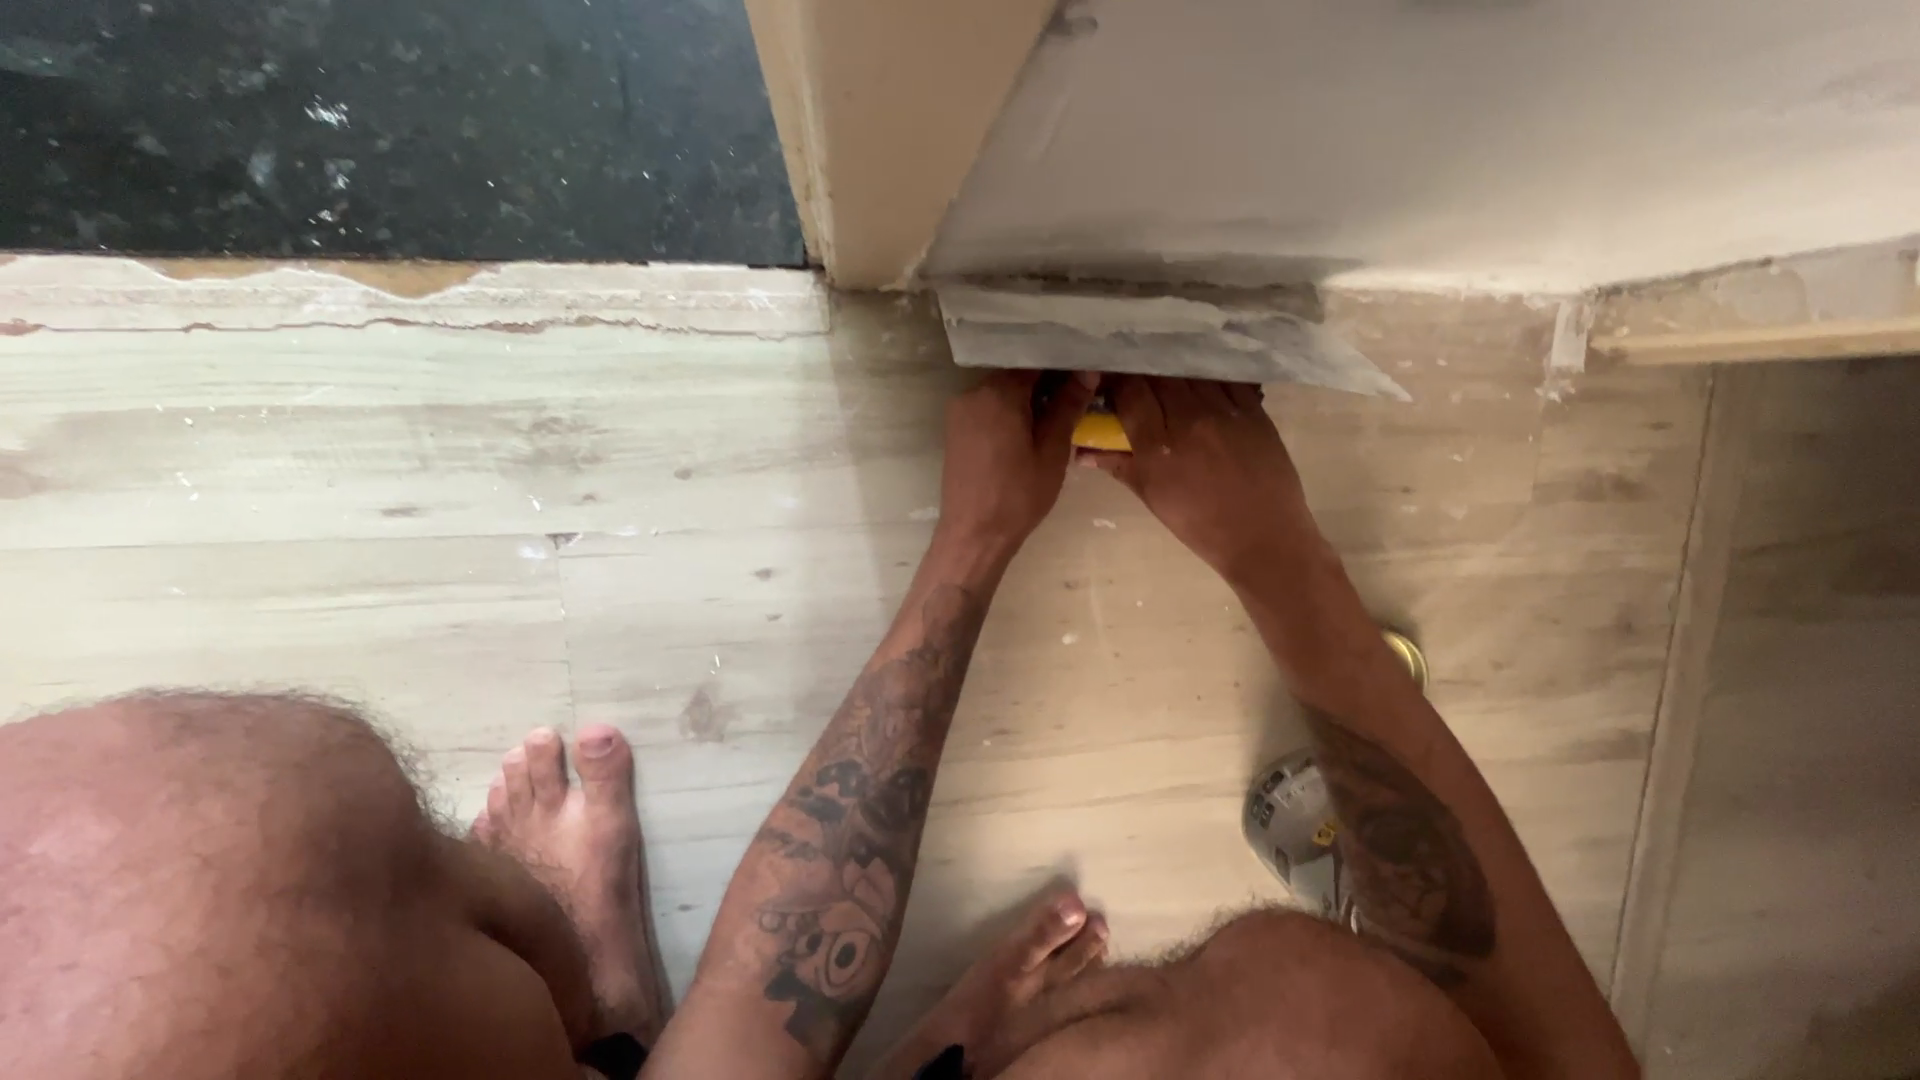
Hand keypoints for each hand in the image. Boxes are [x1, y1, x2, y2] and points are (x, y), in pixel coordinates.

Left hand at [935, 369, 1096, 557]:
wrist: (974, 534)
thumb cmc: (1018, 495)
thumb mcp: (1052, 450)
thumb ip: (1067, 406)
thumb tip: (1088, 371)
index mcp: (998, 393)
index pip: (1035, 361)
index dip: (1063, 364)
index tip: (1087, 372)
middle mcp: (973, 392)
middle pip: (1016, 374)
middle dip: (1046, 381)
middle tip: (1077, 395)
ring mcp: (960, 411)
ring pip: (1001, 391)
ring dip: (1028, 398)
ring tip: (1058, 413)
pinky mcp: (956, 429)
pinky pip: (988, 408)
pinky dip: (1009, 411)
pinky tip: (1031, 428)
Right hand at [1087, 376, 1323, 583]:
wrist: (1262, 536)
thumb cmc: (1200, 524)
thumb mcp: (1152, 497)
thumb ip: (1119, 465)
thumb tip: (1083, 451)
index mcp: (1159, 447)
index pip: (1130, 392)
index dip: (1115, 381)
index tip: (1109, 381)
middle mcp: (1190, 420)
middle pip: (1158, 375)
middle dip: (1142, 372)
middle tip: (1137, 377)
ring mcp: (1225, 411)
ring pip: (1190, 371)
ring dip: (1173, 370)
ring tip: (1168, 377)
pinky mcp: (1253, 409)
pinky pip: (1225, 378)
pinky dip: (1207, 375)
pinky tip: (1200, 380)